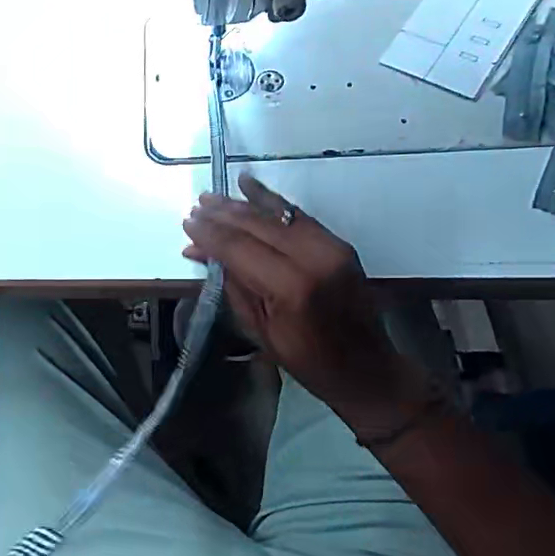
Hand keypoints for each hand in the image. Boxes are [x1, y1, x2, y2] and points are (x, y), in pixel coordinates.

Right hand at [182, 173, 432, 434]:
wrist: (368, 369)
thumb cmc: (308, 361)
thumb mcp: (259, 327)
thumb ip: (231, 282)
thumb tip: (199, 251)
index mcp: (291, 287)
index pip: (238, 247)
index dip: (209, 234)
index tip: (186, 223)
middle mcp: (313, 258)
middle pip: (255, 225)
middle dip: (220, 215)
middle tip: (194, 208)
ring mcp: (330, 246)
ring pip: (275, 214)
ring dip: (240, 204)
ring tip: (210, 198)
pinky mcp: (338, 243)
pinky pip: (296, 214)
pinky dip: (270, 200)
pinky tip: (247, 185)